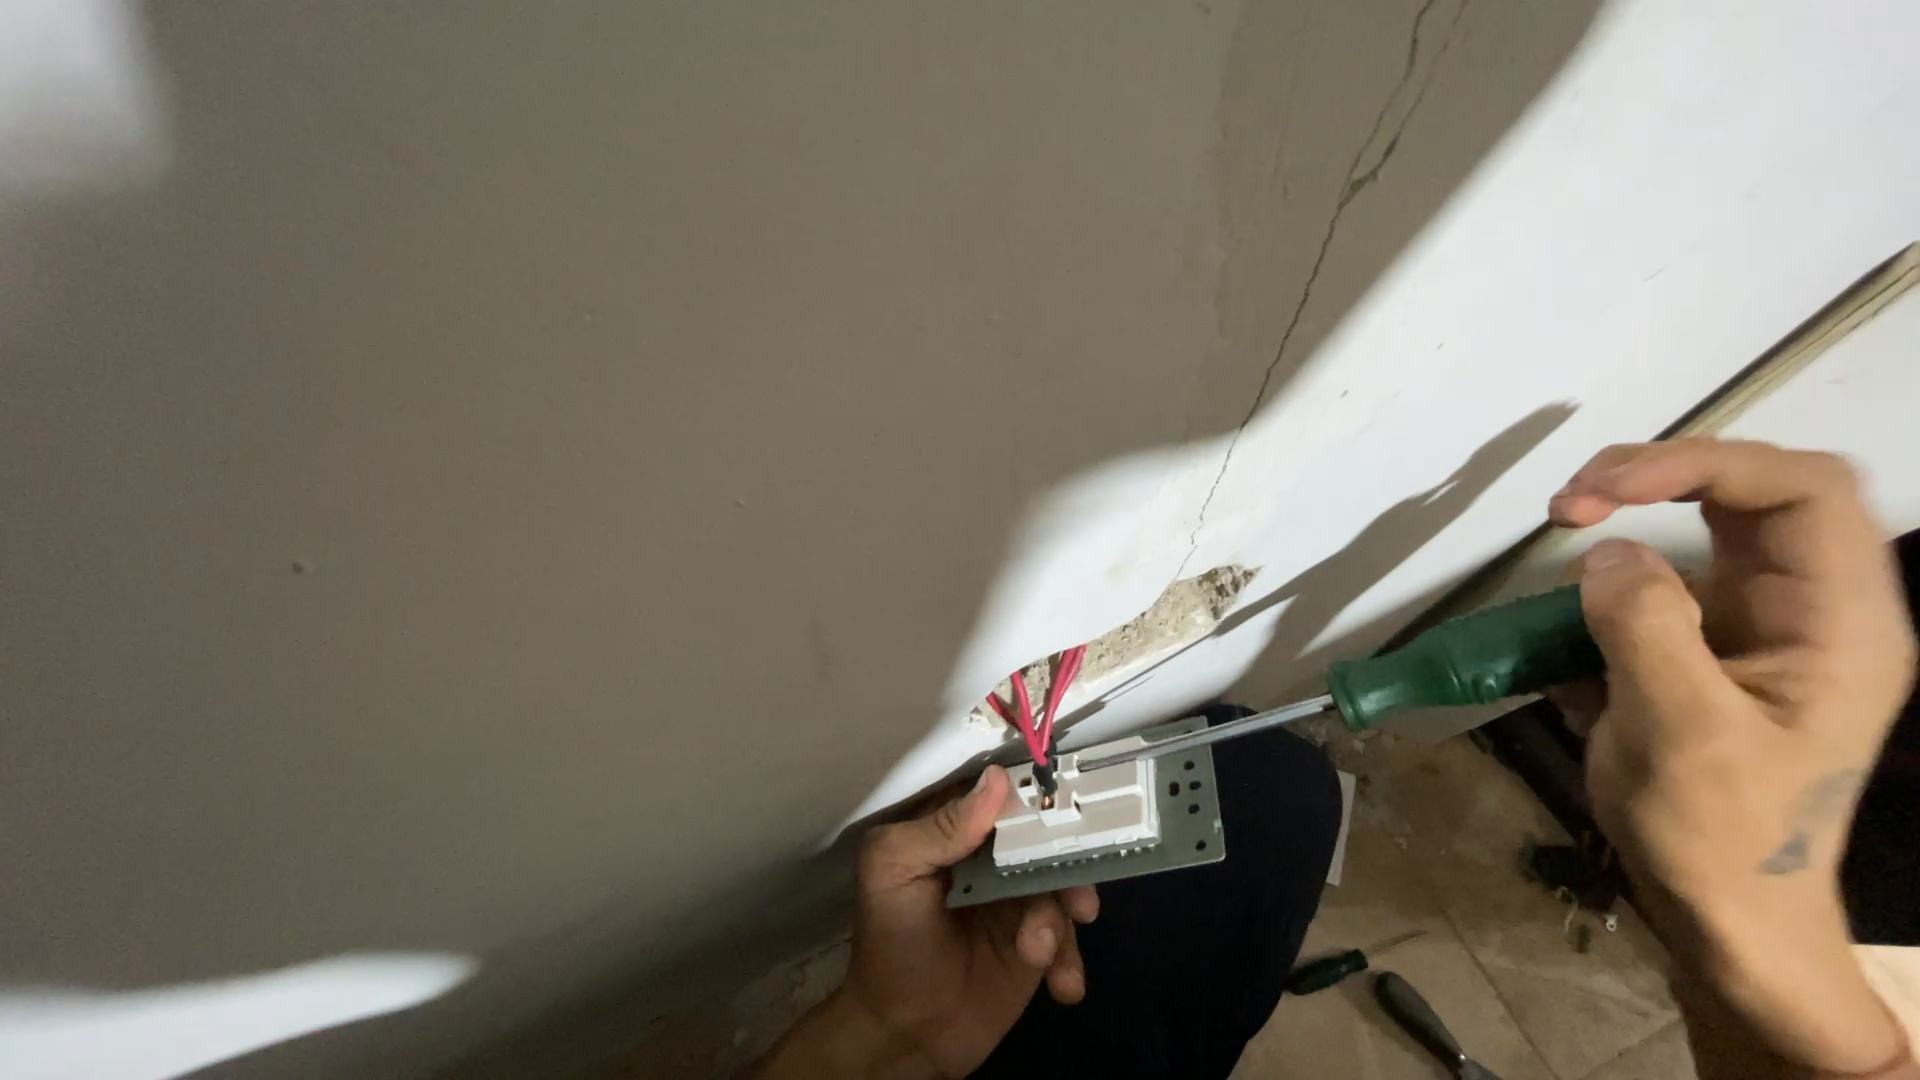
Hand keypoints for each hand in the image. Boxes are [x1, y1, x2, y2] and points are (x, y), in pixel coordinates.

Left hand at [753, 766, 1096, 1078]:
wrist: (905, 1035)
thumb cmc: (890, 940)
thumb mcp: (894, 870)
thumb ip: (941, 827)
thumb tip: (997, 779)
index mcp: (955, 828)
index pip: (999, 794)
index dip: (1032, 792)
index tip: (1064, 800)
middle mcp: (991, 856)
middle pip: (1043, 836)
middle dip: (1064, 859)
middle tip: (1072, 891)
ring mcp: (1017, 899)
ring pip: (1060, 885)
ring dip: (1060, 918)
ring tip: (1039, 952)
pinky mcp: (1038, 943)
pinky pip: (1069, 937)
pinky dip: (1071, 959)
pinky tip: (1062, 985)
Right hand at [1549, 439, 1915, 1073]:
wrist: (1721, 900)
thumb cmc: (1716, 826)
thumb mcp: (1681, 731)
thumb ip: (1647, 629)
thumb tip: (1604, 553)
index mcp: (1840, 623)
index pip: (1799, 493)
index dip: (1699, 465)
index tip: (1597, 493)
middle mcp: (1810, 606)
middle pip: (1758, 488)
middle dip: (1660, 472)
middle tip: (1572, 502)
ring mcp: (1758, 621)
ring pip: (1711, 519)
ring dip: (1632, 506)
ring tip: (1566, 524)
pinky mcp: (1706, 638)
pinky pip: (1667, 568)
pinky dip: (1614, 559)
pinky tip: (1573, 591)